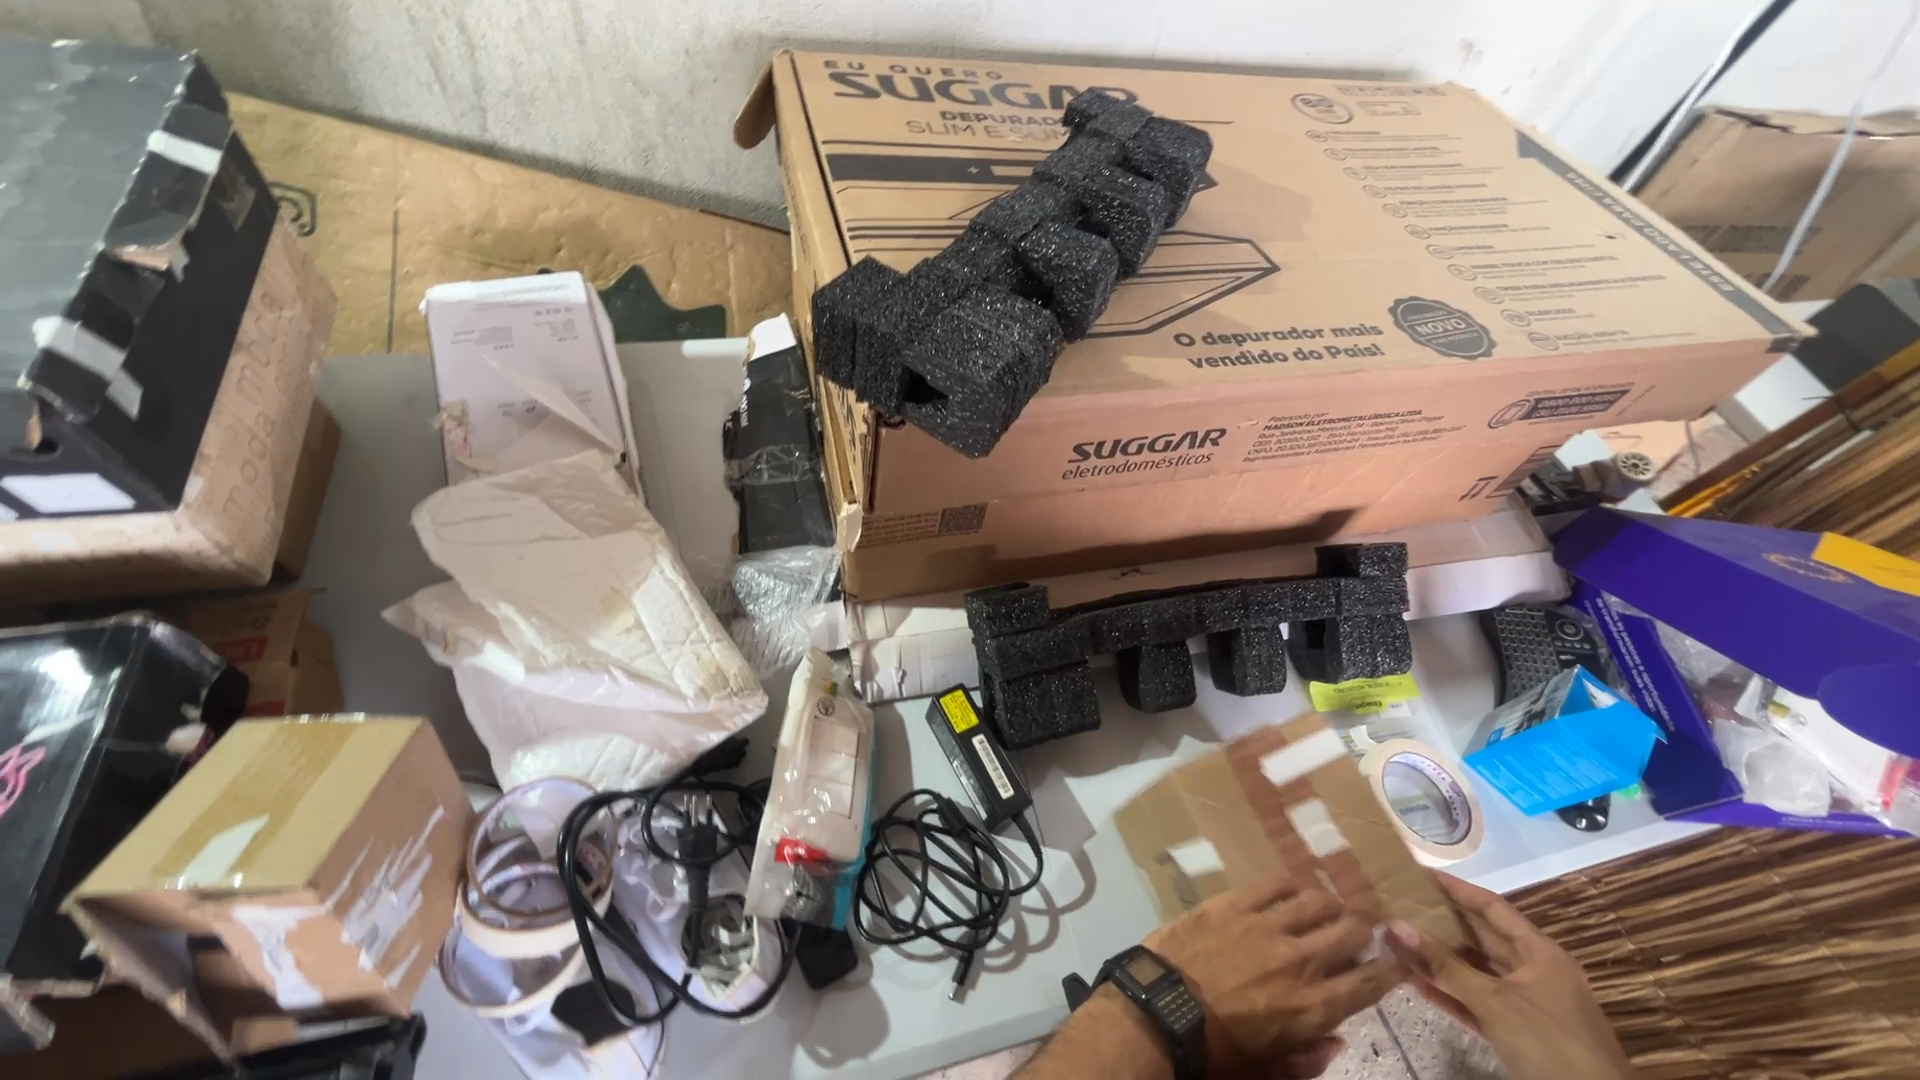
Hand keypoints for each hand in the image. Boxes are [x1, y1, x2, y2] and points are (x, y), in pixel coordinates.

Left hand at [1143, 875, 1399, 1077]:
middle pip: (1350, 932)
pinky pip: (1274, 884)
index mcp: (1313, 1006)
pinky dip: (1290, 886)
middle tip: (1358, 930)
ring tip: (1328, 907)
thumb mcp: (1267, 1068)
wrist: (1159, 1010)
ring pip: (1316, 901)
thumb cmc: (1214, 1048)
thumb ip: (1307, 1056)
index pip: (1369, 982)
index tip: (1397, 961)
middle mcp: (1300, 960)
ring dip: (1329, 904)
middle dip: (1361, 930)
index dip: (1390, 969)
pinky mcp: (1235, 903)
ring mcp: (1266, 926)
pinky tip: (1291, 890)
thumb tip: (1336, 1038)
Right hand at [1386, 874, 1635, 1079]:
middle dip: (1440, 923)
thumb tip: (1395, 924)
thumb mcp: (1494, 1002)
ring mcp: (1526, 1003)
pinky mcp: (1518, 1031)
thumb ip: (1444, 965)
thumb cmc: (1550, 1044)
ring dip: (1439, 960)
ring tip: (1397, 940)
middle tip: (1398, 904)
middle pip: (1481, 937)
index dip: (1456, 888)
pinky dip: (1449, 992)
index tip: (1419, 873)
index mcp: (1540, 953)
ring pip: (1475, 971)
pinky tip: (1414, 982)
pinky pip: (1477, 1002)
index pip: (1493, 907)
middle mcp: (1534, 971)